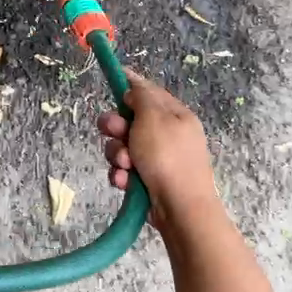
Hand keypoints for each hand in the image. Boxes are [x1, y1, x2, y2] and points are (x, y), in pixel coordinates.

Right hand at [98, 69, 218, 230]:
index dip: (129, 87)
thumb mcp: (153, 117)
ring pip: (122, 145)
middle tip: (115, 133)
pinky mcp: (149, 178)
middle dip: (116, 127)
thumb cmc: (167, 157)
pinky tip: (124, 181)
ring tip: (123, 166)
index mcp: (176, 116)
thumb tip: (134, 87)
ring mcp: (159, 158)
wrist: (180, 209)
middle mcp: (169, 134)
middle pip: (130, 119)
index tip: (111, 81)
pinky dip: (121, 173)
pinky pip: (125, 168)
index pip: (149, 91)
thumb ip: (141, 96)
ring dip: (116, 154)